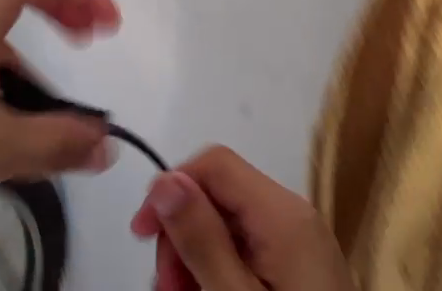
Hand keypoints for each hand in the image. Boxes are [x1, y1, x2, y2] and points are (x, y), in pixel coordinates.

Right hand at [129, 146, 354, 290]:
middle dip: (182, 236)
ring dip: (196, 258)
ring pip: (228, 225)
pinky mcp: (300, 265)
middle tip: (168, 288)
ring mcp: (299, 240)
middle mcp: (293, 214)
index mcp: (282, 212)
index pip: (214, 163)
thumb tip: (166, 181)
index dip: (171, 188)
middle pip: (217, 196)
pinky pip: (248, 249)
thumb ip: (202, 240)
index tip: (141, 236)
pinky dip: (220, 270)